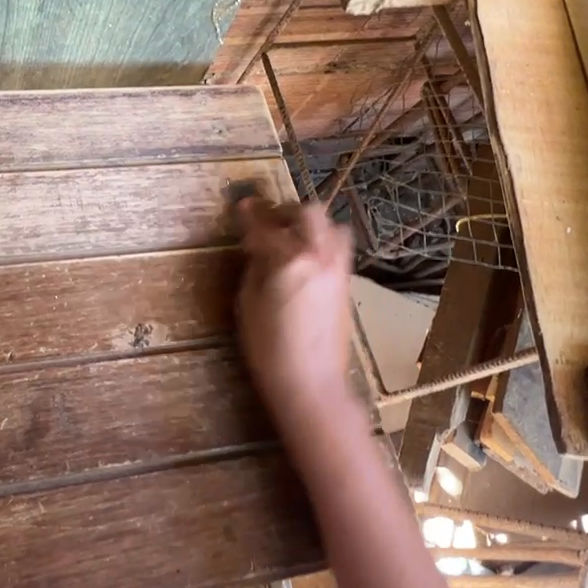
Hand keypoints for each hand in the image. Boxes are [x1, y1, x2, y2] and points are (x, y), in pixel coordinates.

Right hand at [233, 197, 359, 437]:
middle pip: (308, 213)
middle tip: (269, 220)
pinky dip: (322, 242)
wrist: (311, 381)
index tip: (241, 206)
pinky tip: (305, 259)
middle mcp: (318, 256)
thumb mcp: (247, 303)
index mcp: (288, 259)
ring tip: (291, 237)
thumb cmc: (268, 347)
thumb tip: (257, 249)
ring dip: (310, 224)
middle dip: (286, 211)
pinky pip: (338, 248)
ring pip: (332, 226)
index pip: (265, 226)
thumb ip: (255, 267)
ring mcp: (337, 269)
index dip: (249, 214)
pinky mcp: (346, 284)